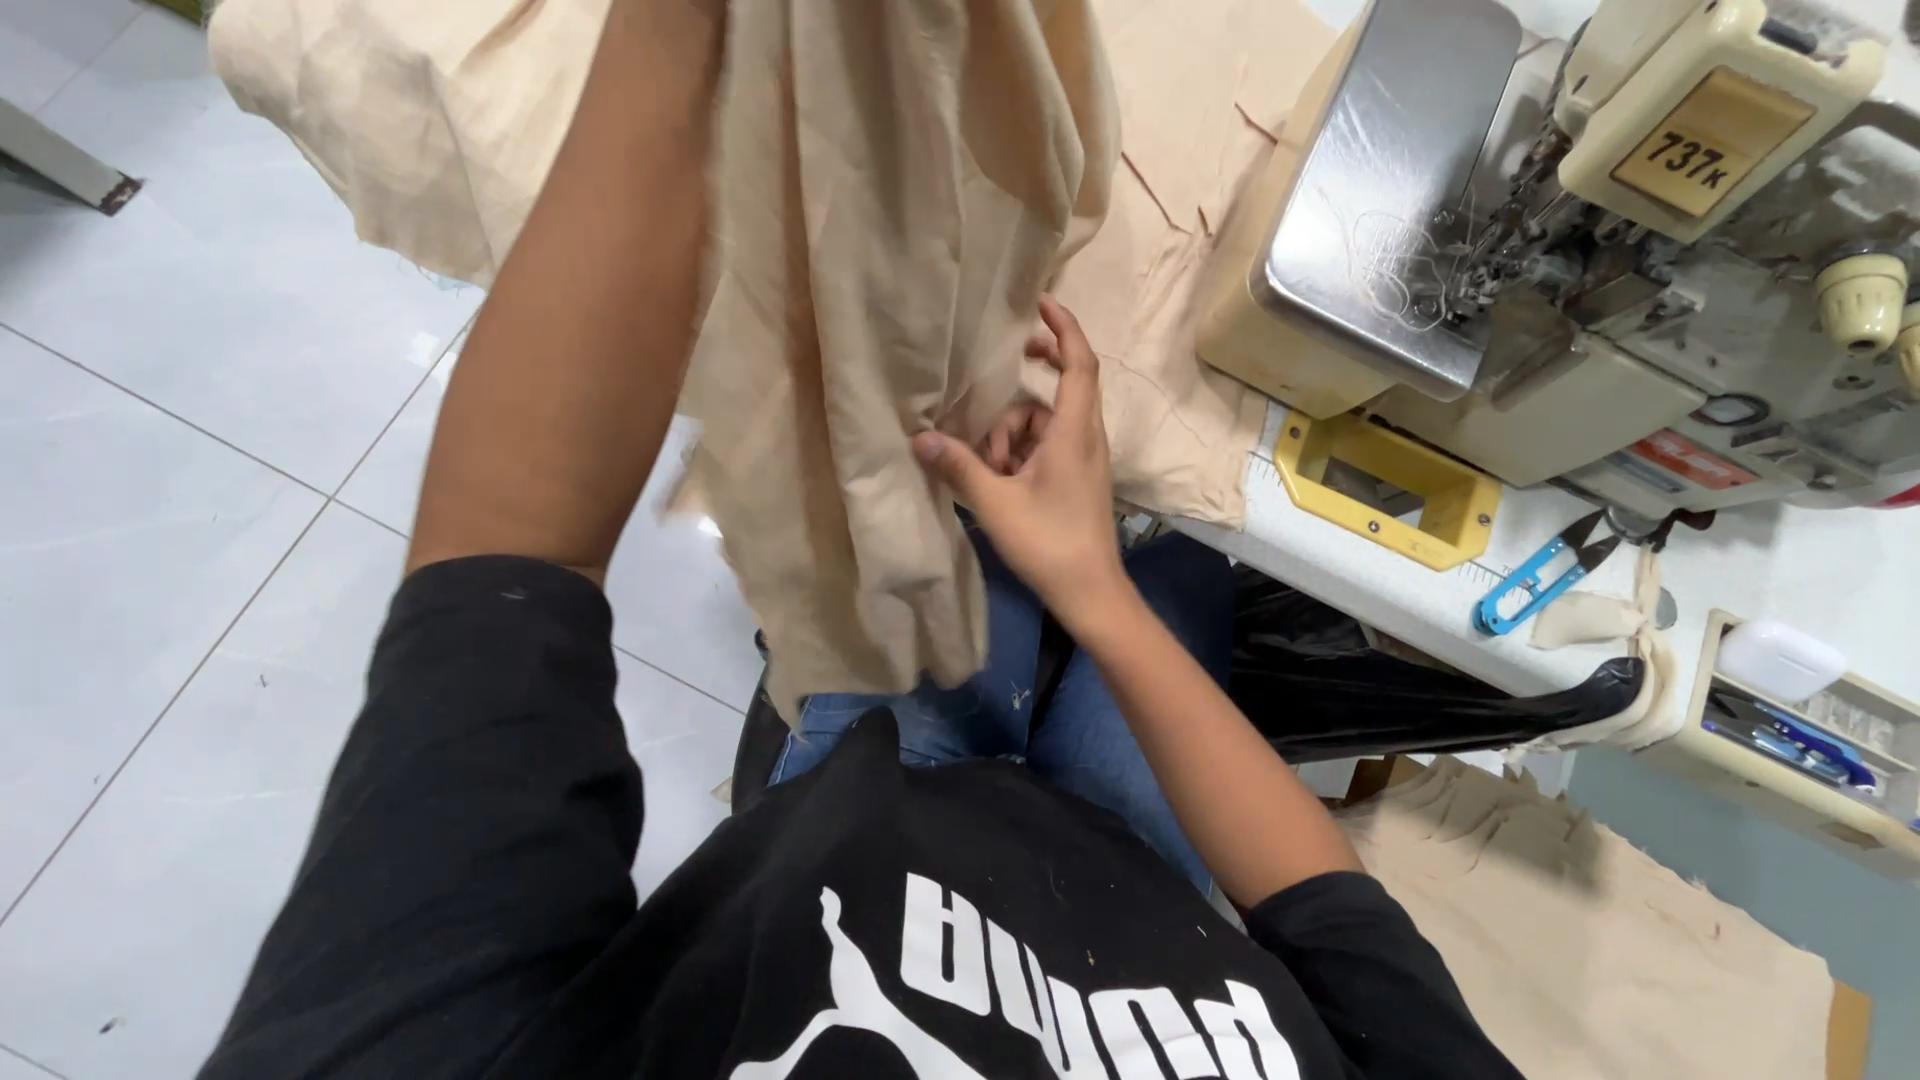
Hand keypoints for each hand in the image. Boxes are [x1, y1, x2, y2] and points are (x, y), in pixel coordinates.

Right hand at [913, 296, 1129, 630]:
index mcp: (1074, 432)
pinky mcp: (1078, 478)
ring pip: (1045, 422)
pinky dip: (1021, 452)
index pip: (1078, 363)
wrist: (1089, 591)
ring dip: (1013, 432)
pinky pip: (1047, 446)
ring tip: (990, 470)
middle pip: (1059, 388)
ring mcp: (1084, 459)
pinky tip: (999, 481)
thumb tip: (919, 437)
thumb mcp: (995, 502)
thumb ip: (958, 466)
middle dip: (1027, 381)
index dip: (1063, 327)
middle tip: (1000, 370)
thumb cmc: (1048, 542)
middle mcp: (1086, 438)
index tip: (1040, 303)